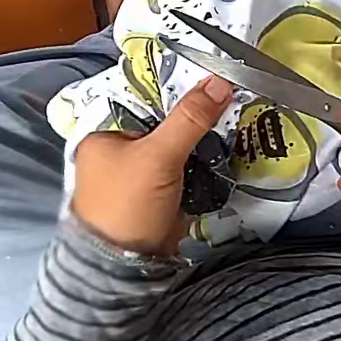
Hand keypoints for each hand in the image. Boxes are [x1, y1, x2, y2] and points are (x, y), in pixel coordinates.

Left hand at [71, 77, 234, 256]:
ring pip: (178, 141)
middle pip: (164, 118)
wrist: (128, 267)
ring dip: (203, 134)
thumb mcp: (158, 155)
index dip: (176, 84)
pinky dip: (203, 157)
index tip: (211, 73)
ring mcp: (141, 170)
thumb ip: (189, 118)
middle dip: (195, 111)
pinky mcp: (161, 189)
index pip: (143, 95)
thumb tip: (220, 81)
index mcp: (105, 132)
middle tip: (230, 93)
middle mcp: (120, 147)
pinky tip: (227, 144)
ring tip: (235, 114)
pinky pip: (186, 163)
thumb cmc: (129, 204)